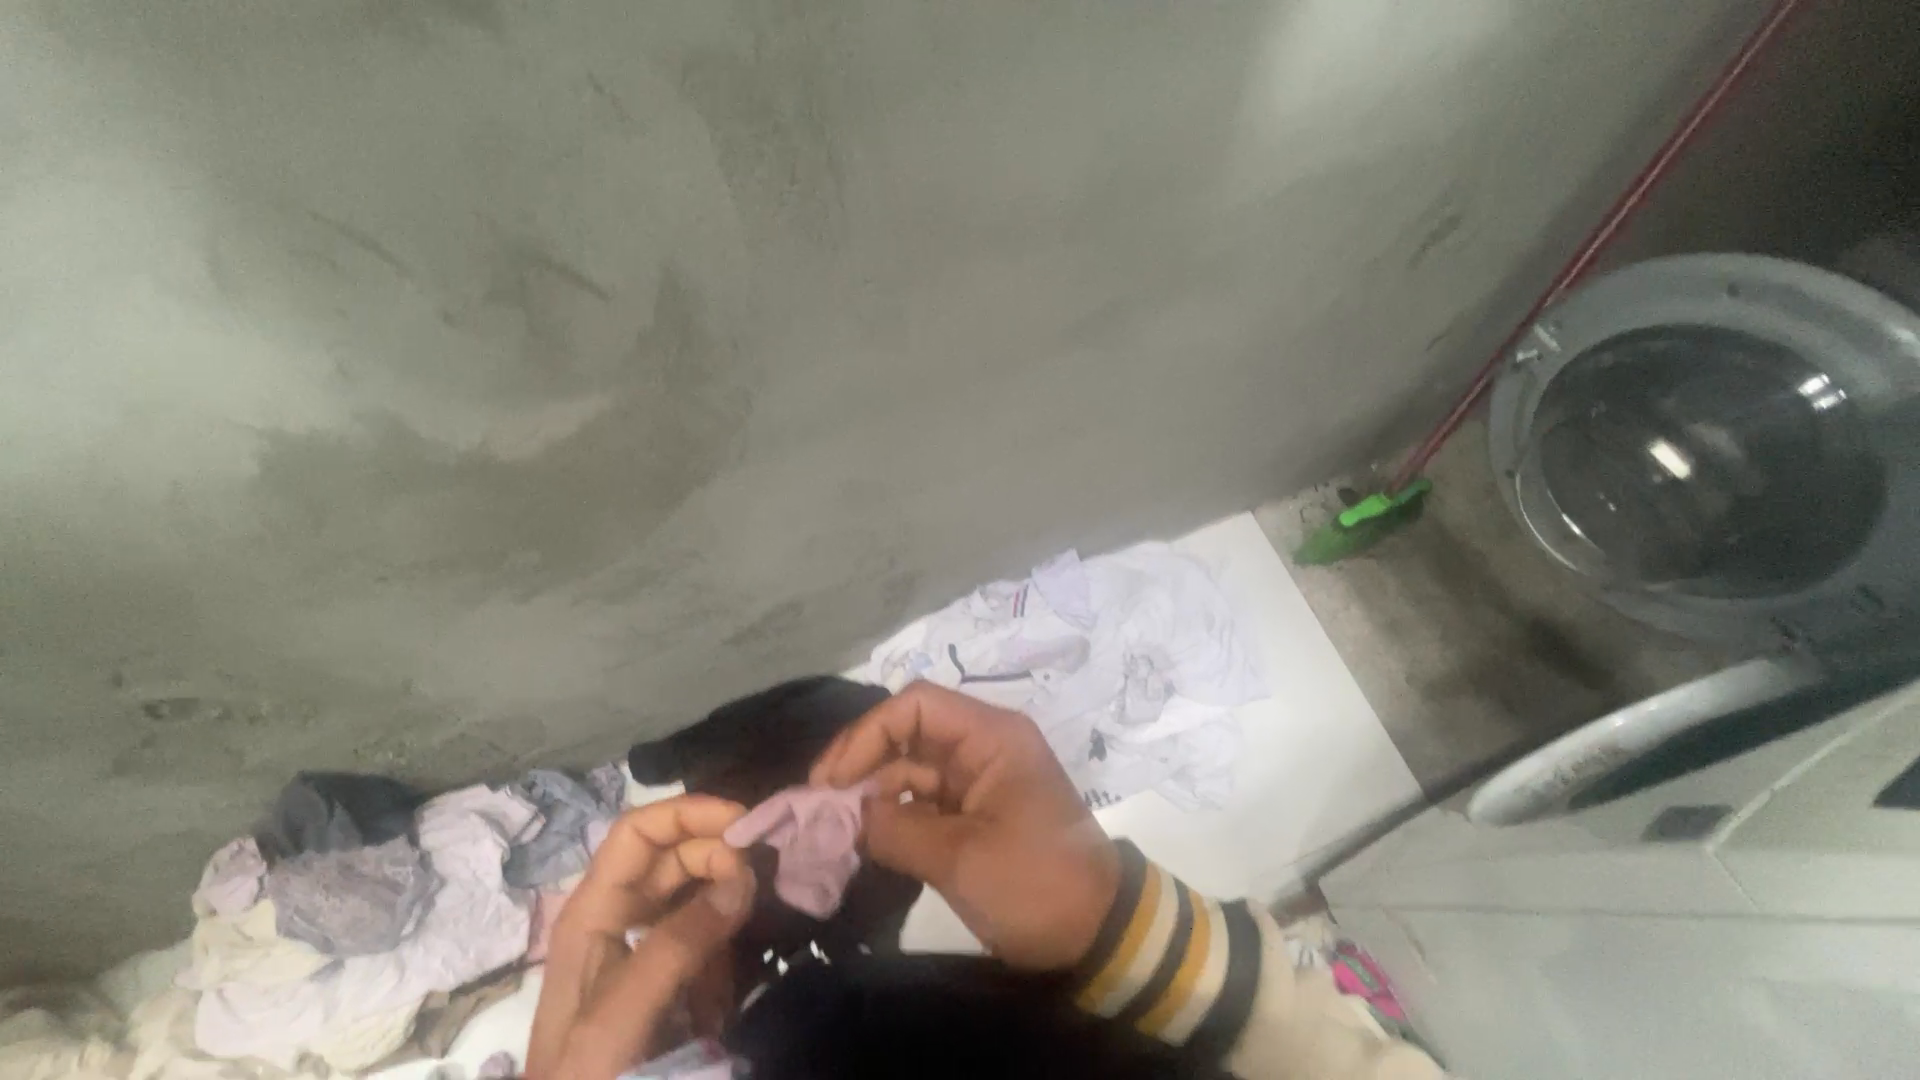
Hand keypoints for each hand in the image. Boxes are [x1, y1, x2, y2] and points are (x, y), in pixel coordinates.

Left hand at [527, 796, 757, 1079]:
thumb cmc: (585, 1077)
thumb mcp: (621, 1013)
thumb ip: (680, 943)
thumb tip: (744, 877)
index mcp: (594, 911)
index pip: (639, 832)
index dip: (688, 813)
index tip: (744, 822)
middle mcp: (621, 917)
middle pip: (676, 855)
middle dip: (721, 853)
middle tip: (764, 875)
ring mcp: (649, 948)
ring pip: (700, 891)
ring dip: (733, 894)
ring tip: (763, 914)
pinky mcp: (675, 977)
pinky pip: (712, 934)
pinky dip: (733, 936)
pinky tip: (743, 962)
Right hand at [811, 682, 1120, 971]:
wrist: (1096, 935)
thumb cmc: (1034, 884)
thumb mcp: (961, 858)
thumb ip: (894, 830)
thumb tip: (843, 818)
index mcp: (991, 737)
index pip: (916, 706)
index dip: (867, 734)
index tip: (832, 781)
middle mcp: (982, 747)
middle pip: (907, 735)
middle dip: (861, 765)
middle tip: (818, 806)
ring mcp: (976, 781)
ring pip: (909, 770)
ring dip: (870, 795)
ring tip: (830, 829)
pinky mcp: (971, 815)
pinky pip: (920, 803)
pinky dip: (890, 818)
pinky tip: (859, 839)